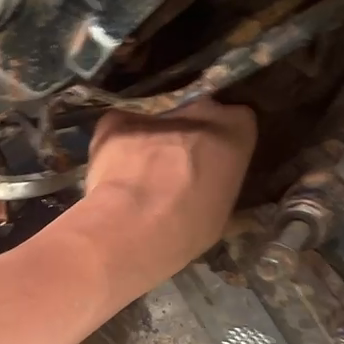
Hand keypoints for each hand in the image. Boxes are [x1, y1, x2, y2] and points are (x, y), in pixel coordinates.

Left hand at [75, 100, 256, 282]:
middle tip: (170, 175)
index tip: (209, 169)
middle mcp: (199, 111)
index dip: (219, 148)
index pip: (236, 125)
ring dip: (148, 146)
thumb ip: (217, 194)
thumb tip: (209, 200)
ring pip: (154, 125)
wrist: (128, 231)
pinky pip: (117, 128)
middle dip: (185, 141)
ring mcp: (155, 115)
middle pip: (195, 118)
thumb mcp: (218, 219)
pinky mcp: (114, 123)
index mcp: (236, 131)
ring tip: (133, 180)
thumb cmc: (183, 232)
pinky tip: (107, 173)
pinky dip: (113, 146)